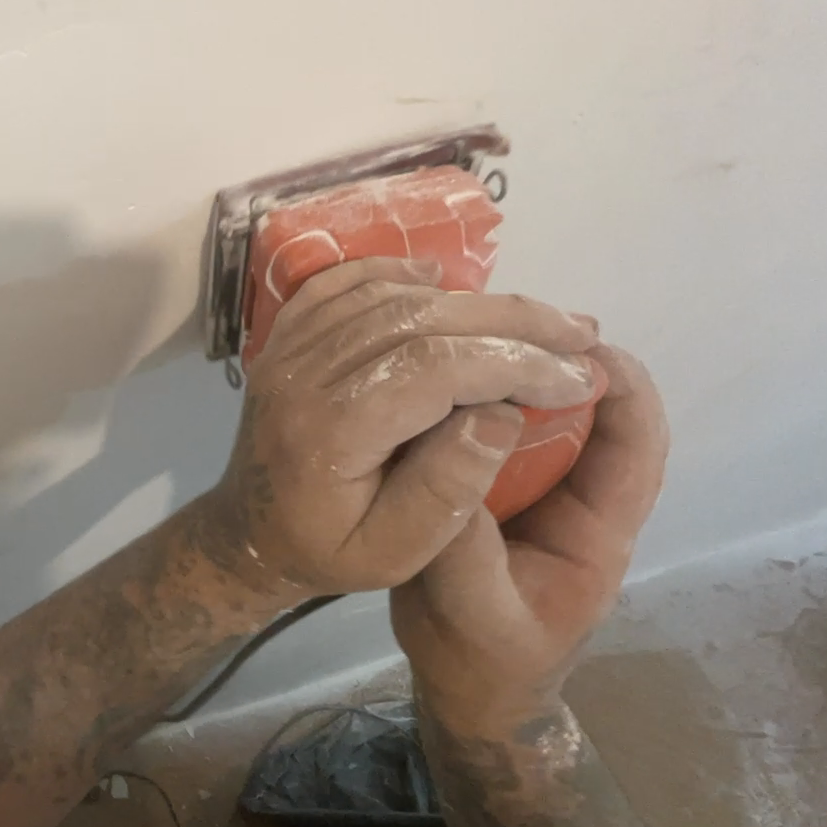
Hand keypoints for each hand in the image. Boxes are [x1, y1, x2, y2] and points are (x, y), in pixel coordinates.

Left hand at [191, 257, 602, 601]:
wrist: (250, 533)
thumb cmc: (326, 550)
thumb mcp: (394, 553)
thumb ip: (447, 488)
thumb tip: (501, 412)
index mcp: (326, 433)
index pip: (430, 368)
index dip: (513, 362)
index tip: (577, 376)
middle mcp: (297, 379)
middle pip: (410, 319)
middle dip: (507, 320)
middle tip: (577, 335)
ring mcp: (282, 354)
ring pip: (380, 296)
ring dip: (463, 298)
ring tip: (530, 320)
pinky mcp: (280, 345)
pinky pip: (334, 288)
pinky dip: (390, 274)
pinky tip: (438, 280)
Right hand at [391, 344, 670, 733]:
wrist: (461, 686)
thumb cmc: (485, 659)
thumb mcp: (477, 612)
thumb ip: (466, 547)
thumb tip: (445, 463)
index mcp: (593, 530)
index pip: (634, 448)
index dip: (621, 391)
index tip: (577, 345)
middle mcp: (567, 502)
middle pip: (583, 420)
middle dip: (553, 368)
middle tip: (498, 328)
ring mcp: (523, 499)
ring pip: (529, 426)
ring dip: (502, 385)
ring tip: (457, 348)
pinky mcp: (479, 497)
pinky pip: (479, 445)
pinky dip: (462, 414)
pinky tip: (423, 394)